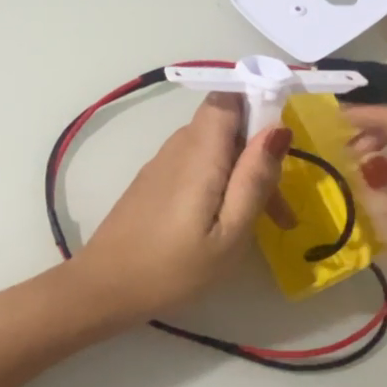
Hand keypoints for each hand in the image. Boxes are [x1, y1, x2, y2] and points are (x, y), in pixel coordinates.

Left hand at [72, 94, 289, 320]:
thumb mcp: (229, 234)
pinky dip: (217, 185)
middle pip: (225, 126)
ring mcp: (161, 165)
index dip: (259, 107)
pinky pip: (194, 167)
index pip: (228, 97)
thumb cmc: (173, 269)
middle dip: (258, 155)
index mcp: (199, 153)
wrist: (105, 288)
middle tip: (279, 211)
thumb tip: (278, 127)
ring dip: (240, 175)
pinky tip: (222, 224)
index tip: (281, 147)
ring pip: (212, 150)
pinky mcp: (152, 183)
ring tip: (258, 223)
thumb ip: (254, 179)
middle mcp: (177, 147)